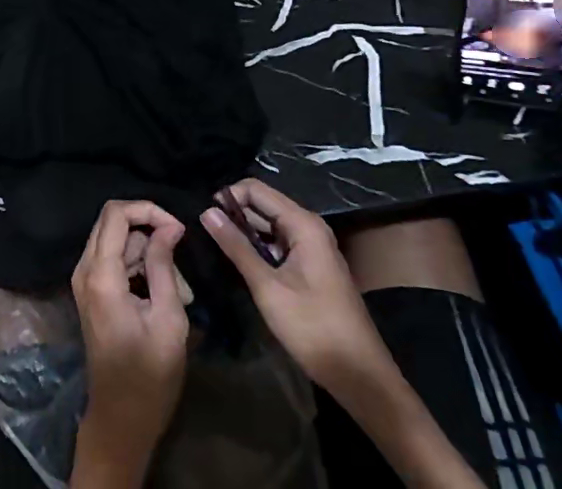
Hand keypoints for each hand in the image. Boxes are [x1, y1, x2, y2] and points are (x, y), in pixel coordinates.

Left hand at [71, 200, 190, 479]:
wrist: (121, 419)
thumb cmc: (150, 374)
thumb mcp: (168, 317)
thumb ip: (164, 265)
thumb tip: (169, 226)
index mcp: (101, 275)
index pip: (116, 213)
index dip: (149, 210)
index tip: (178, 229)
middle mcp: (85, 271)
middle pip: (113, 221)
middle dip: (149, 228)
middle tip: (179, 254)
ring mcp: (84, 282)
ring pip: (116, 240)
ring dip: (148, 250)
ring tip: (176, 285)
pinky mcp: (91, 292)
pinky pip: (114, 258)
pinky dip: (139, 263)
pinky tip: (162, 290)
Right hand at [206, 183, 488, 488]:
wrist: (358, 372)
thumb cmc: (313, 327)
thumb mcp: (268, 288)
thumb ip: (237, 247)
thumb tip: (207, 212)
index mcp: (303, 224)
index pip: (257, 190)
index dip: (229, 197)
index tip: (205, 218)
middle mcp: (308, 226)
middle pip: (263, 205)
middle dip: (234, 214)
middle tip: (204, 234)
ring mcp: (311, 246)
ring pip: (269, 226)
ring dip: (243, 232)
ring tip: (214, 246)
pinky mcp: (309, 265)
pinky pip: (277, 244)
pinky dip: (257, 249)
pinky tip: (238, 263)